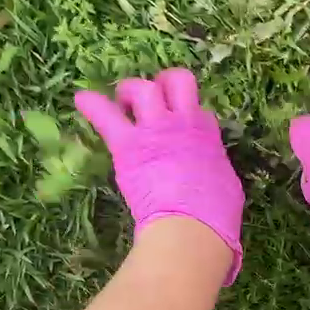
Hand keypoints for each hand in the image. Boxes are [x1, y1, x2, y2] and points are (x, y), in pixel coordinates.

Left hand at [75, 68, 244, 283]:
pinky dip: (92, 105)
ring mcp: (155, 130)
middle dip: (164, 84)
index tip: (184, 127)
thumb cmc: (215, 215)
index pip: (199, 110)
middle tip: (155, 97)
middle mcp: (183, 123)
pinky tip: (82, 99)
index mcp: (208, 135)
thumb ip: (216, 168)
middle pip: (175, 82)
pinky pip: (106, 115)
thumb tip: (212, 170)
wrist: (191, 226)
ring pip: (143, 89)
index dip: (190, 115)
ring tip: (123, 103)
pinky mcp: (128, 145)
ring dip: (131, 92)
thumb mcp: (228, 185)